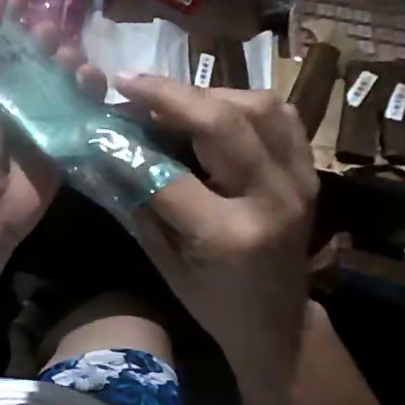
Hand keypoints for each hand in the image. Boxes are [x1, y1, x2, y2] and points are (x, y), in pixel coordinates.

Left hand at [0, 0, 102, 242]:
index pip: (0, 36)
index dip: (13, 14)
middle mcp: (12, 93)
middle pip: (38, 50)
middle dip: (45, 34)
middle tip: (47, 34)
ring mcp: (41, 114)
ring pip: (65, 72)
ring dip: (70, 57)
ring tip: (66, 60)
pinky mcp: (66, 136)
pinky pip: (85, 103)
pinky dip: (91, 86)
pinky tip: (89, 80)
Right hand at [115, 76, 317, 374]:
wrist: (278, 321)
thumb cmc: (212, 303)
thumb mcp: (164, 262)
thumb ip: (138, 205)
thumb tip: (104, 155)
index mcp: (229, 234)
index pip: (168, 174)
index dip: (127, 145)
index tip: (96, 124)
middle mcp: (271, 199)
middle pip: (222, 123)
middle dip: (169, 95)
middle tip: (128, 82)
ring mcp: (299, 180)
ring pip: (258, 106)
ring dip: (207, 93)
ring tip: (168, 97)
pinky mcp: (308, 170)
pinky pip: (280, 115)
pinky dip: (241, 101)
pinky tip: (210, 107)